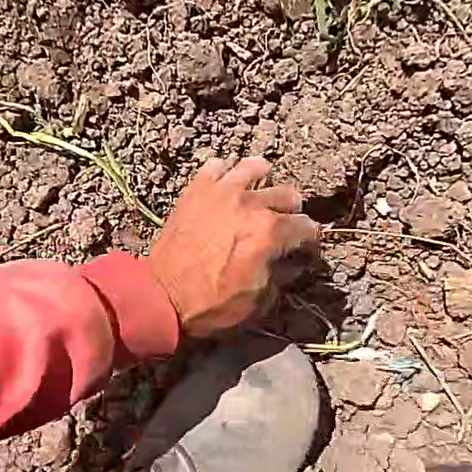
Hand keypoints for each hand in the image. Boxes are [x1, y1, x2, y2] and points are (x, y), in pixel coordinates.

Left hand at [147, 157, 319, 337]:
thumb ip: (281, 277)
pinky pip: (215, 166)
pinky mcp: (195, 190)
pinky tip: (224, 186)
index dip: (310, 241)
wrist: (161, 297)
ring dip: (262, 180)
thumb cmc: (210, 305)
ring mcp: (221, 192)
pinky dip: (223, 172)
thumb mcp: (258, 302)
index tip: (304, 249)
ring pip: (254, 167)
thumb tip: (292, 263)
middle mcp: (250, 204)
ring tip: (257, 194)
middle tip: (282, 224)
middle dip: (291, 211)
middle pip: (287, 194)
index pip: (307, 227)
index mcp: (271, 232)